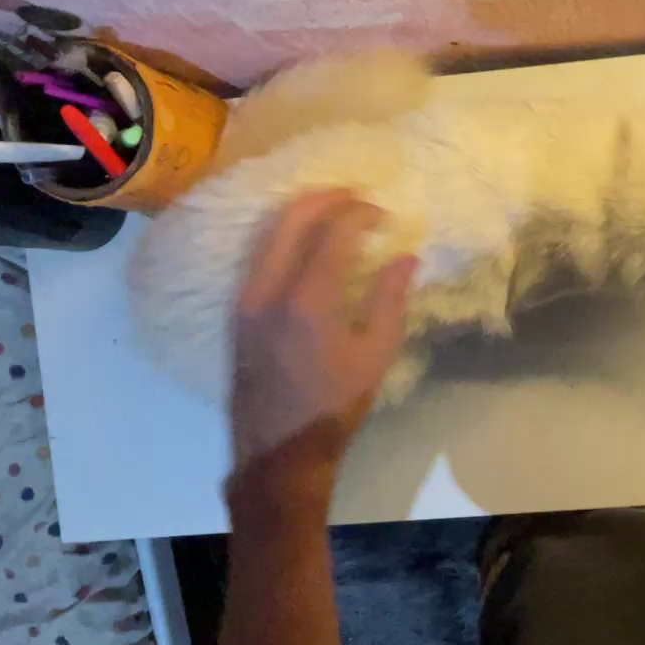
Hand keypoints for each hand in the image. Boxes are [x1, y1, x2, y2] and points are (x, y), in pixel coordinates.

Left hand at [229, 188, 417, 471]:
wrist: (279, 449)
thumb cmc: (335, 406)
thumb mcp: (376, 355)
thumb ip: (391, 300)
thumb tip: (406, 257)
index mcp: (307, 301)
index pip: (332, 234)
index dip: (360, 213)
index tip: (383, 213)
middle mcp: (268, 289)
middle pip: (290, 220)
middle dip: (325, 198)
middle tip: (355, 195)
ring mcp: (245, 298)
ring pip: (267, 234)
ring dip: (300, 212)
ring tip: (331, 208)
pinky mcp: (237, 311)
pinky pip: (258, 255)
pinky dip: (282, 235)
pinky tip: (303, 240)